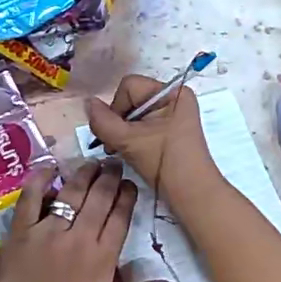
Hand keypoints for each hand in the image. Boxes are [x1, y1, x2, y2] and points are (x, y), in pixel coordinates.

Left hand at [0, 163, 172, 281]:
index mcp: (102, 260)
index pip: (120, 217)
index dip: (128, 196)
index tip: (131, 183)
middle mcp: (78, 238)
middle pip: (99, 197)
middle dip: (110, 177)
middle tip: (115, 163)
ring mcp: (47, 231)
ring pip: (71, 192)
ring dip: (84, 174)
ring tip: (92, 163)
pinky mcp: (20, 231)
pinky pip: (30, 197)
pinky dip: (40, 179)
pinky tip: (50, 168)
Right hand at [84, 74, 216, 198]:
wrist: (193, 195)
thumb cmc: (165, 163)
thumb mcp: (129, 141)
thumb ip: (102, 121)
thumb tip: (88, 103)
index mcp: (172, 92)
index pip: (129, 86)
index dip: (117, 108)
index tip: (117, 134)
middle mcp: (174, 97)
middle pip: (130, 99)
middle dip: (118, 122)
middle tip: (115, 146)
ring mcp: (173, 114)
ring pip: (134, 114)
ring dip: (123, 132)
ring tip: (121, 151)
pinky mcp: (169, 129)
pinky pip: (142, 124)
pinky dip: (132, 137)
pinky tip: (131, 153)